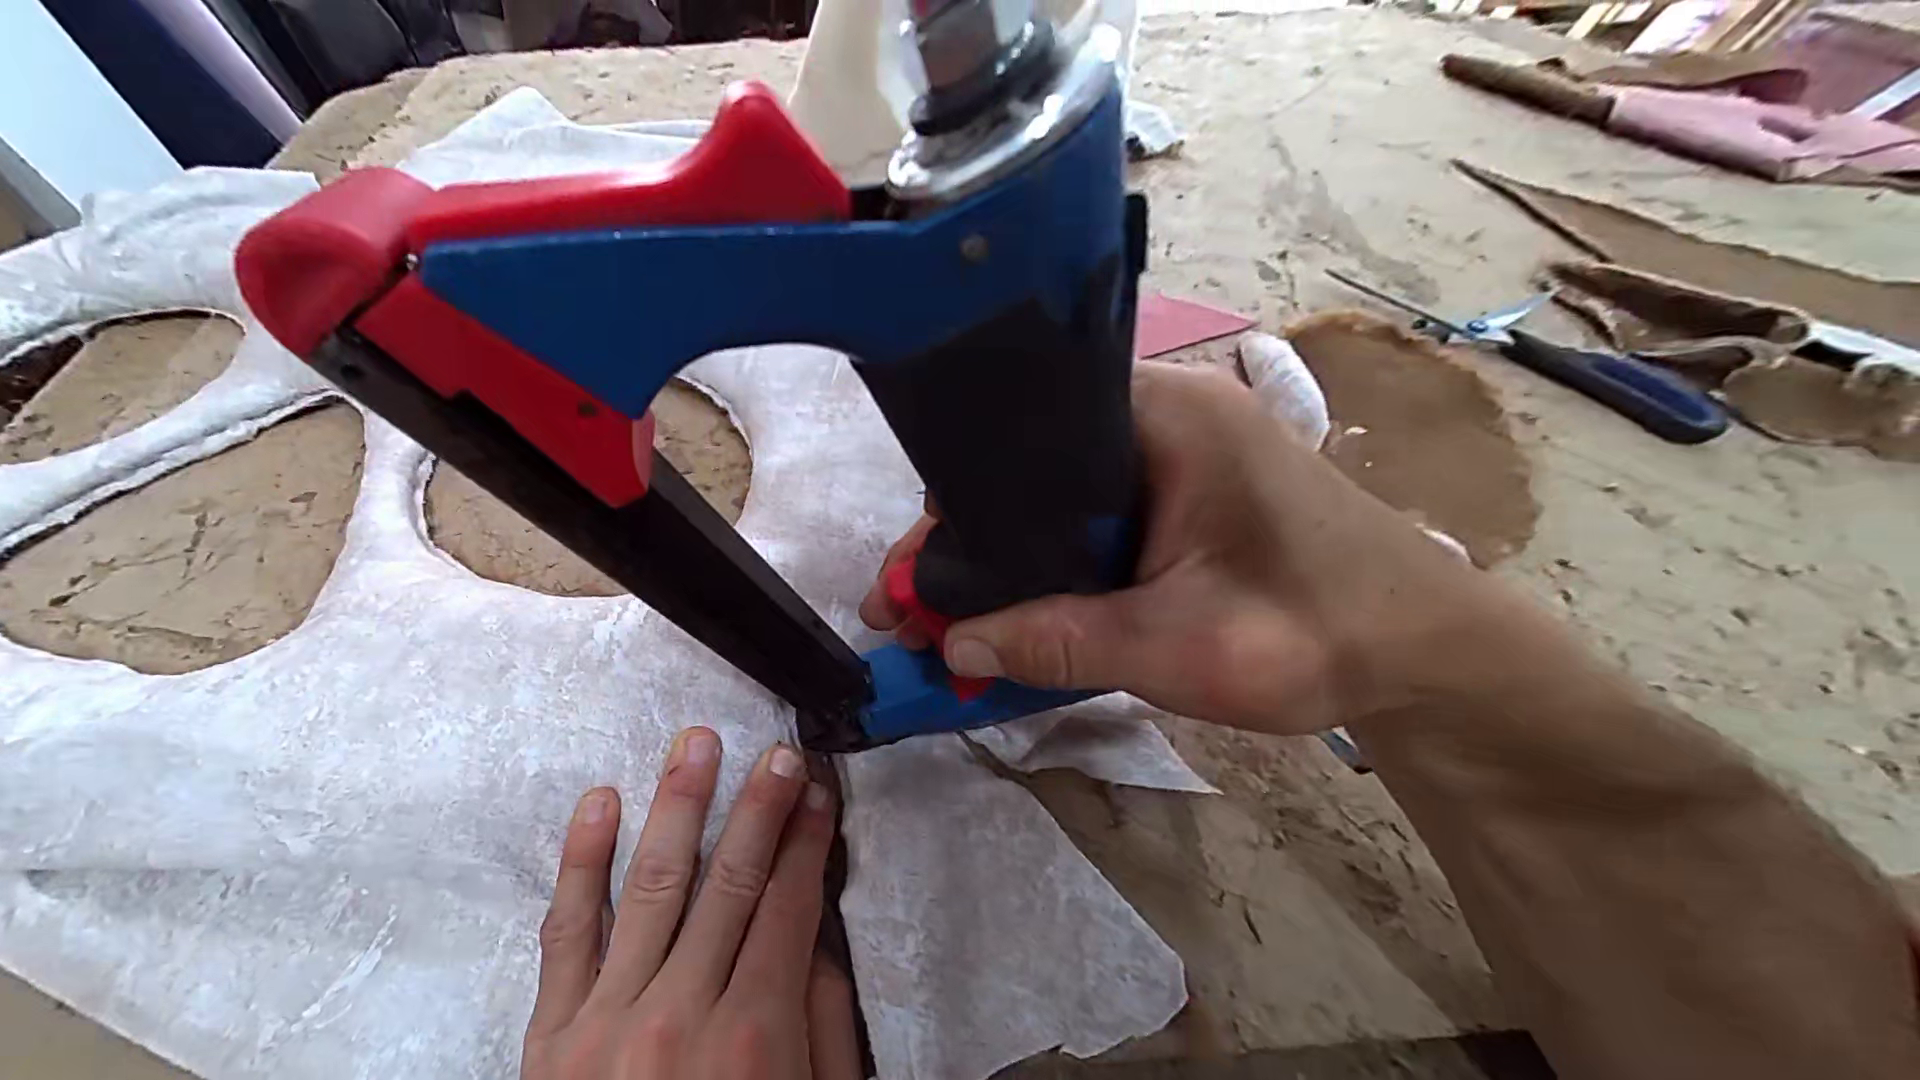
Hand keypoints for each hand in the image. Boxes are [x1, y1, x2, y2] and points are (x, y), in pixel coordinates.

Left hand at [521, 728, 862, 1079]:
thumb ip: (820, 1017)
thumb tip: (814, 924)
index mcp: (753, 1039)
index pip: (789, 904)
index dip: (808, 841)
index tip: (819, 790)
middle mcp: (679, 1017)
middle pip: (730, 882)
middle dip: (760, 808)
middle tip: (778, 752)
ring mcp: (603, 1024)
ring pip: (652, 886)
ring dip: (678, 806)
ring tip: (694, 745)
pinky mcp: (548, 1039)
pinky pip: (564, 936)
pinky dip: (580, 864)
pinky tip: (599, 804)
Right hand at [860, 361, 1508, 734]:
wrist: (1427, 657)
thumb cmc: (1320, 632)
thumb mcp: (1180, 645)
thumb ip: (1060, 642)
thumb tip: (953, 644)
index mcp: (1163, 415)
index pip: (1026, 429)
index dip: (958, 498)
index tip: (915, 564)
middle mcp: (1160, 416)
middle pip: (1029, 465)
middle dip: (968, 538)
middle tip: (914, 604)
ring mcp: (1171, 455)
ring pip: (1055, 497)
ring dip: (1006, 555)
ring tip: (949, 614)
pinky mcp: (1179, 496)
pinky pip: (1090, 519)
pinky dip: (1050, 564)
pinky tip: (1017, 608)